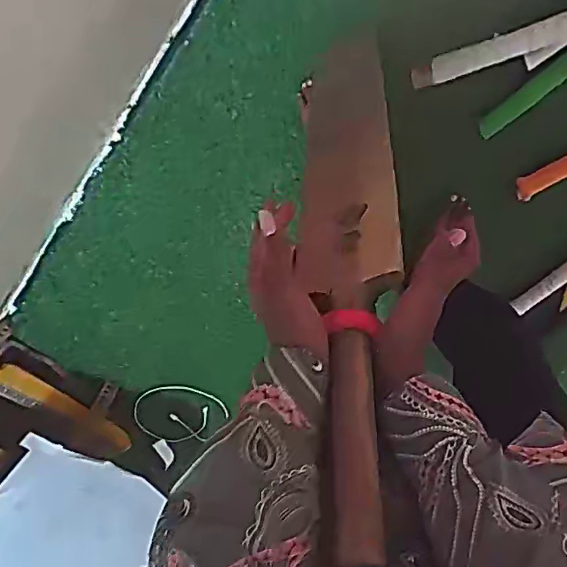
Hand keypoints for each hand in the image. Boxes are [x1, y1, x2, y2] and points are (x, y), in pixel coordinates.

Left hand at [247, 200, 328, 358]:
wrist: (304, 363)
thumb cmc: (294, 323)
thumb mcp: (284, 284)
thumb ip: (276, 251)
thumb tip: (266, 216)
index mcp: (260, 279)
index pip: (262, 242)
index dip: (270, 222)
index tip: (282, 202)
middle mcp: (264, 287)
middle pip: (266, 252)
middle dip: (275, 231)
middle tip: (289, 212)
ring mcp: (277, 298)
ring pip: (276, 264)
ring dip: (285, 247)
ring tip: (297, 233)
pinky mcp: (291, 307)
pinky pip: (289, 276)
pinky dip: (295, 263)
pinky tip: (306, 265)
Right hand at [376, 196, 480, 394]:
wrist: (388, 383)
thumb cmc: (403, 341)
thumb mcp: (422, 298)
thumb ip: (438, 267)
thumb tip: (459, 229)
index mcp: (442, 289)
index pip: (463, 255)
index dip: (463, 232)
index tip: (459, 205)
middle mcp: (437, 298)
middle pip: (455, 264)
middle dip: (453, 239)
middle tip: (445, 215)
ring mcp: (422, 311)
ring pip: (439, 275)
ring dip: (437, 253)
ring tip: (426, 235)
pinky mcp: (406, 322)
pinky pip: (418, 287)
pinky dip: (418, 271)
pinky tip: (402, 271)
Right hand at [409, 196, 479, 297]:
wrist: (423, 295)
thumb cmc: (434, 270)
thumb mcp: (441, 245)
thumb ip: (449, 232)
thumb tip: (458, 223)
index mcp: (471, 253)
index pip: (470, 227)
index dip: (464, 214)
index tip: (460, 201)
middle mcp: (468, 260)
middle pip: (465, 235)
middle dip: (458, 222)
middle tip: (453, 206)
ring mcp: (458, 266)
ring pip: (456, 242)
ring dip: (450, 231)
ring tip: (445, 217)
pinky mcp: (446, 269)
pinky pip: (448, 248)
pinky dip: (444, 240)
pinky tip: (438, 234)